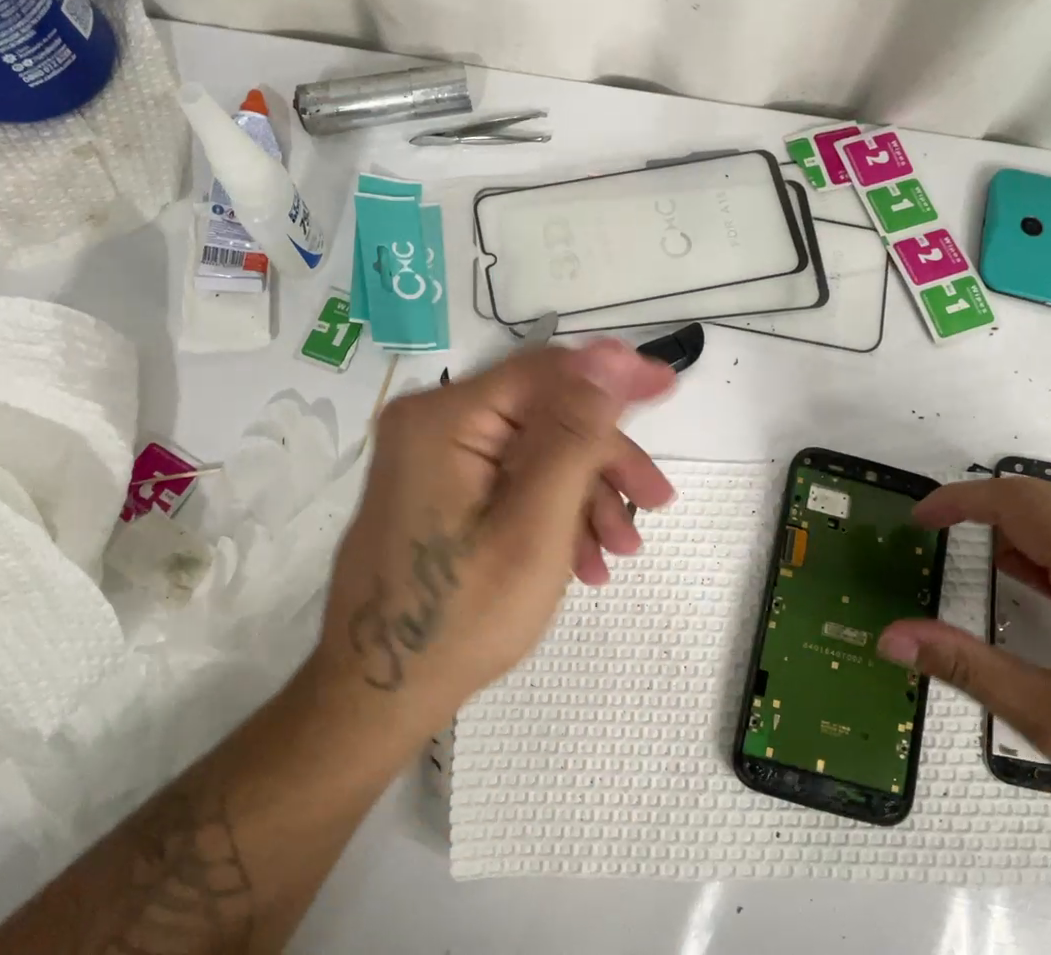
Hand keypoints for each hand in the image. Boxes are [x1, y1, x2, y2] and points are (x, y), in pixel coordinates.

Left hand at [309, 340, 676, 737]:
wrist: (380, 695)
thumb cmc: (462, 616)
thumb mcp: (535, 525)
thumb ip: (575, 435)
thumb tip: (610, 356)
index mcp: (445, 420)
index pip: (547, 371)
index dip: (615, 377)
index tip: (669, 389)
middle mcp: (431, 426)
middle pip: (543, 416)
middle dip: (604, 461)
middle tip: (655, 503)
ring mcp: (430, 462)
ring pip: (532, 454)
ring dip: (584, 497)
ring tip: (617, 554)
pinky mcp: (435, 494)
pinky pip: (508, 484)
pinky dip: (551, 515)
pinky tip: (581, 562)